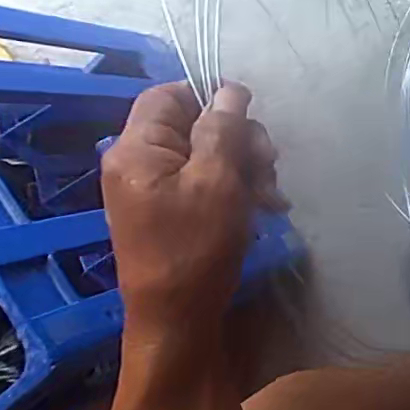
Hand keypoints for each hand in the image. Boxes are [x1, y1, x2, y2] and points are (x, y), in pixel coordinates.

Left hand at [102, 81, 283, 346]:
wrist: (178, 319)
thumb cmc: (195, 247)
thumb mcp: (217, 181)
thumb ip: (223, 129)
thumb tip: (229, 90)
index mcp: (137, 149)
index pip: (168, 95)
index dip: (210, 96)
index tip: (249, 113)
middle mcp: (141, 162)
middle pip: (196, 125)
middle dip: (240, 139)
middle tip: (269, 164)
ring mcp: (157, 188)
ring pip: (211, 153)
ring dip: (247, 167)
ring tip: (271, 196)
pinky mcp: (174, 209)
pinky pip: (209, 181)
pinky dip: (238, 188)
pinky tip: (265, 207)